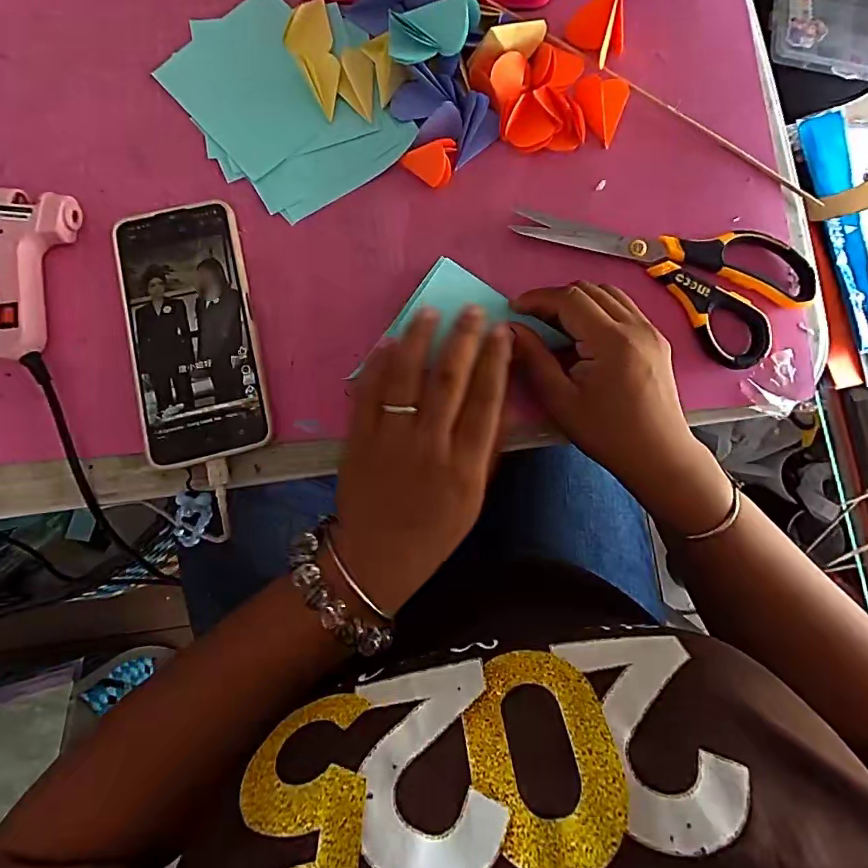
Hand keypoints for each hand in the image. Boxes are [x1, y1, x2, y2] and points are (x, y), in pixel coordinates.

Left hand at [332, 305, 512, 615]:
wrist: (377, 558)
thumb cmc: (436, 530)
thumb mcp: (475, 497)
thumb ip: (491, 450)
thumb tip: (508, 405)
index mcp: (465, 464)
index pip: (486, 399)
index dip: (495, 360)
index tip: (501, 331)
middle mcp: (430, 447)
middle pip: (449, 380)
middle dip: (462, 339)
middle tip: (470, 310)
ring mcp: (391, 442)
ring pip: (407, 379)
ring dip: (419, 341)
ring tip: (428, 313)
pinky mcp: (359, 441)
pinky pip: (368, 394)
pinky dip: (377, 365)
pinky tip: (388, 342)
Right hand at [510, 283, 731, 534]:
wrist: (659, 456)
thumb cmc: (609, 435)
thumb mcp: (561, 400)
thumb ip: (534, 359)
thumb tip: (513, 331)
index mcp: (612, 340)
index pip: (569, 299)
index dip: (538, 298)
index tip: (516, 308)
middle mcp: (636, 327)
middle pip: (589, 290)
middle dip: (556, 298)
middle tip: (533, 318)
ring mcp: (650, 331)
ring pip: (609, 294)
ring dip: (579, 300)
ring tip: (557, 324)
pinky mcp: (656, 340)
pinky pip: (624, 309)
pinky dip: (600, 310)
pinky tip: (585, 336)